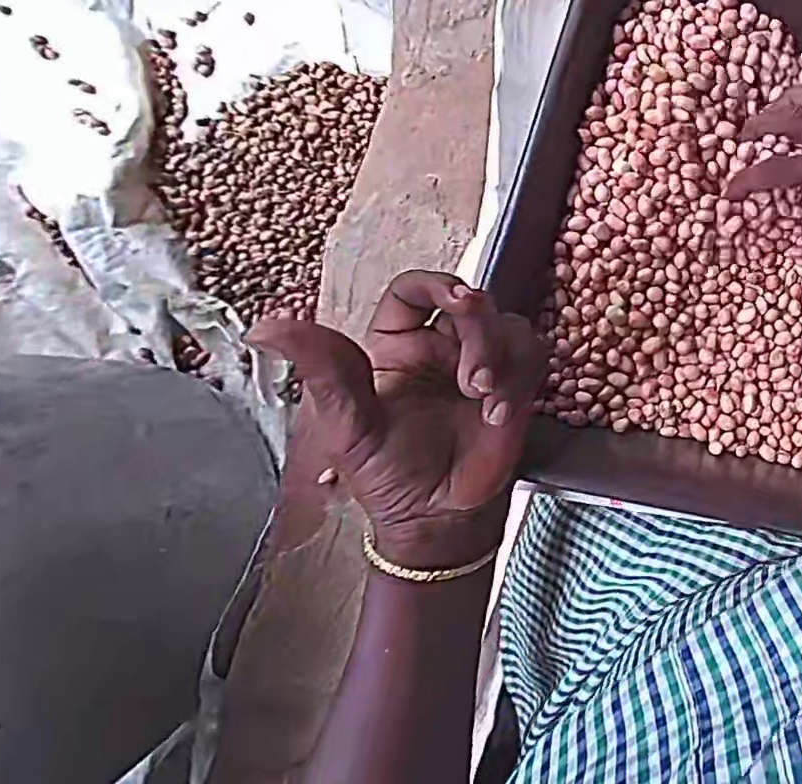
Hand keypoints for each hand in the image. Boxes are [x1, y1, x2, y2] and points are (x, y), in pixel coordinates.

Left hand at [248, 271, 545, 569]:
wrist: (439, 517)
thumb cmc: (390, 475)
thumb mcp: (349, 426)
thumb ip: (324, 371)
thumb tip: (268, 326)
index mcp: (398, 346)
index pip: (415, 291)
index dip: (438, 285)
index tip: (457, 299)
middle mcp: (443, 346)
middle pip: (473, 304)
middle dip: (480, 334)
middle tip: (474, 379)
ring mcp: (483, 361)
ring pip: (508, 324)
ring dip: (502, 357)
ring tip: (484, 399)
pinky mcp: (516, 379)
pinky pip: (533, 352)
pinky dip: (521, 378)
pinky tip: (498, 411)